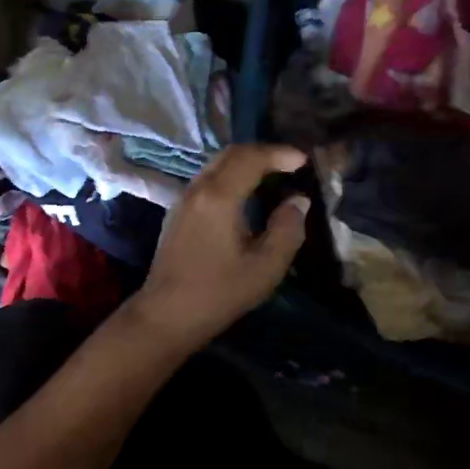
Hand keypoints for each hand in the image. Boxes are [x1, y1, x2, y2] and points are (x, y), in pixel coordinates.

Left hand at [126, 143, 310, 349]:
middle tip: (289, 163)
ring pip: (215, 165)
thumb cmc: (218, 293)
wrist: (166, 314)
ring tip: (271, 177)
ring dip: (244, 163)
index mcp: (219, 197)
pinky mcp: (177, 213)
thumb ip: (287, 229)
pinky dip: (230, 177)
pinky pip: (207, 180)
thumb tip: (298, 201)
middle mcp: (197, 189)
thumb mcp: (265, 267)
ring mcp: (182, 199)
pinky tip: (244, 196)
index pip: (250, 158)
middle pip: (230, 154)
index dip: (279, 153)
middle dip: (262, 153)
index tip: (303, 161)